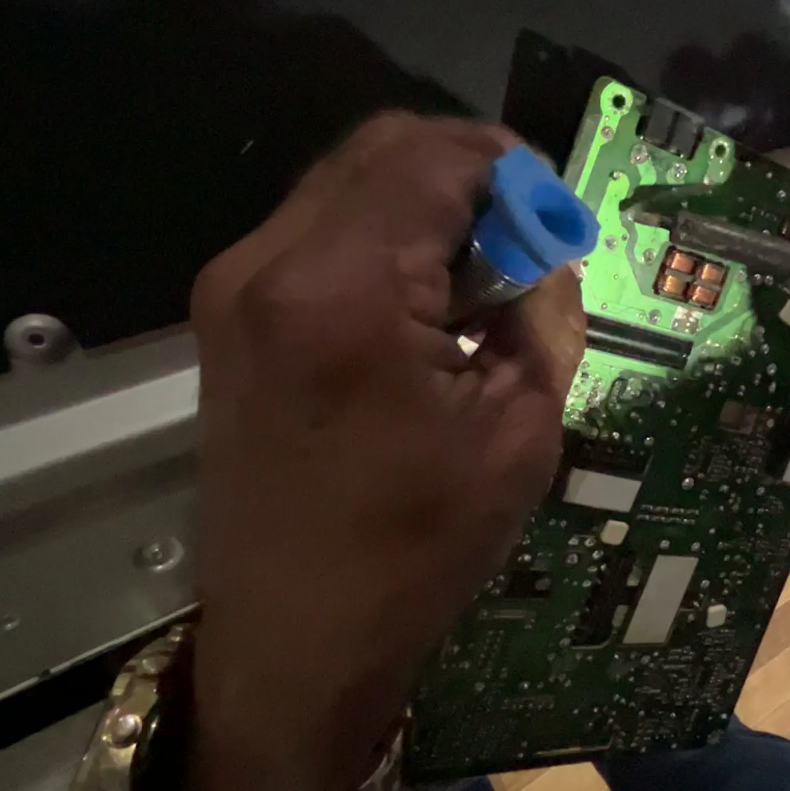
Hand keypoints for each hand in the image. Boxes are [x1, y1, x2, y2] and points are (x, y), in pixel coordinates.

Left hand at [183, 114, 584, 790]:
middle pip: (385, 148)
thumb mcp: (522, 425)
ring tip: (483, 275)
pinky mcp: (232, 315)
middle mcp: (271, 262)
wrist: (299, 641)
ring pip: (352, 182)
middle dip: (472, 175)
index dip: (512, 169)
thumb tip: (542, 251)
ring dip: (429, 205)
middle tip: (528, 235)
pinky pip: (324, 229)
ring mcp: (237, 286)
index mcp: (345, 290)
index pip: (435, 159)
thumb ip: (542, 311)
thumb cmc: (420, 546)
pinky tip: (428, 300)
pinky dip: (388, 236)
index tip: (556, 217)